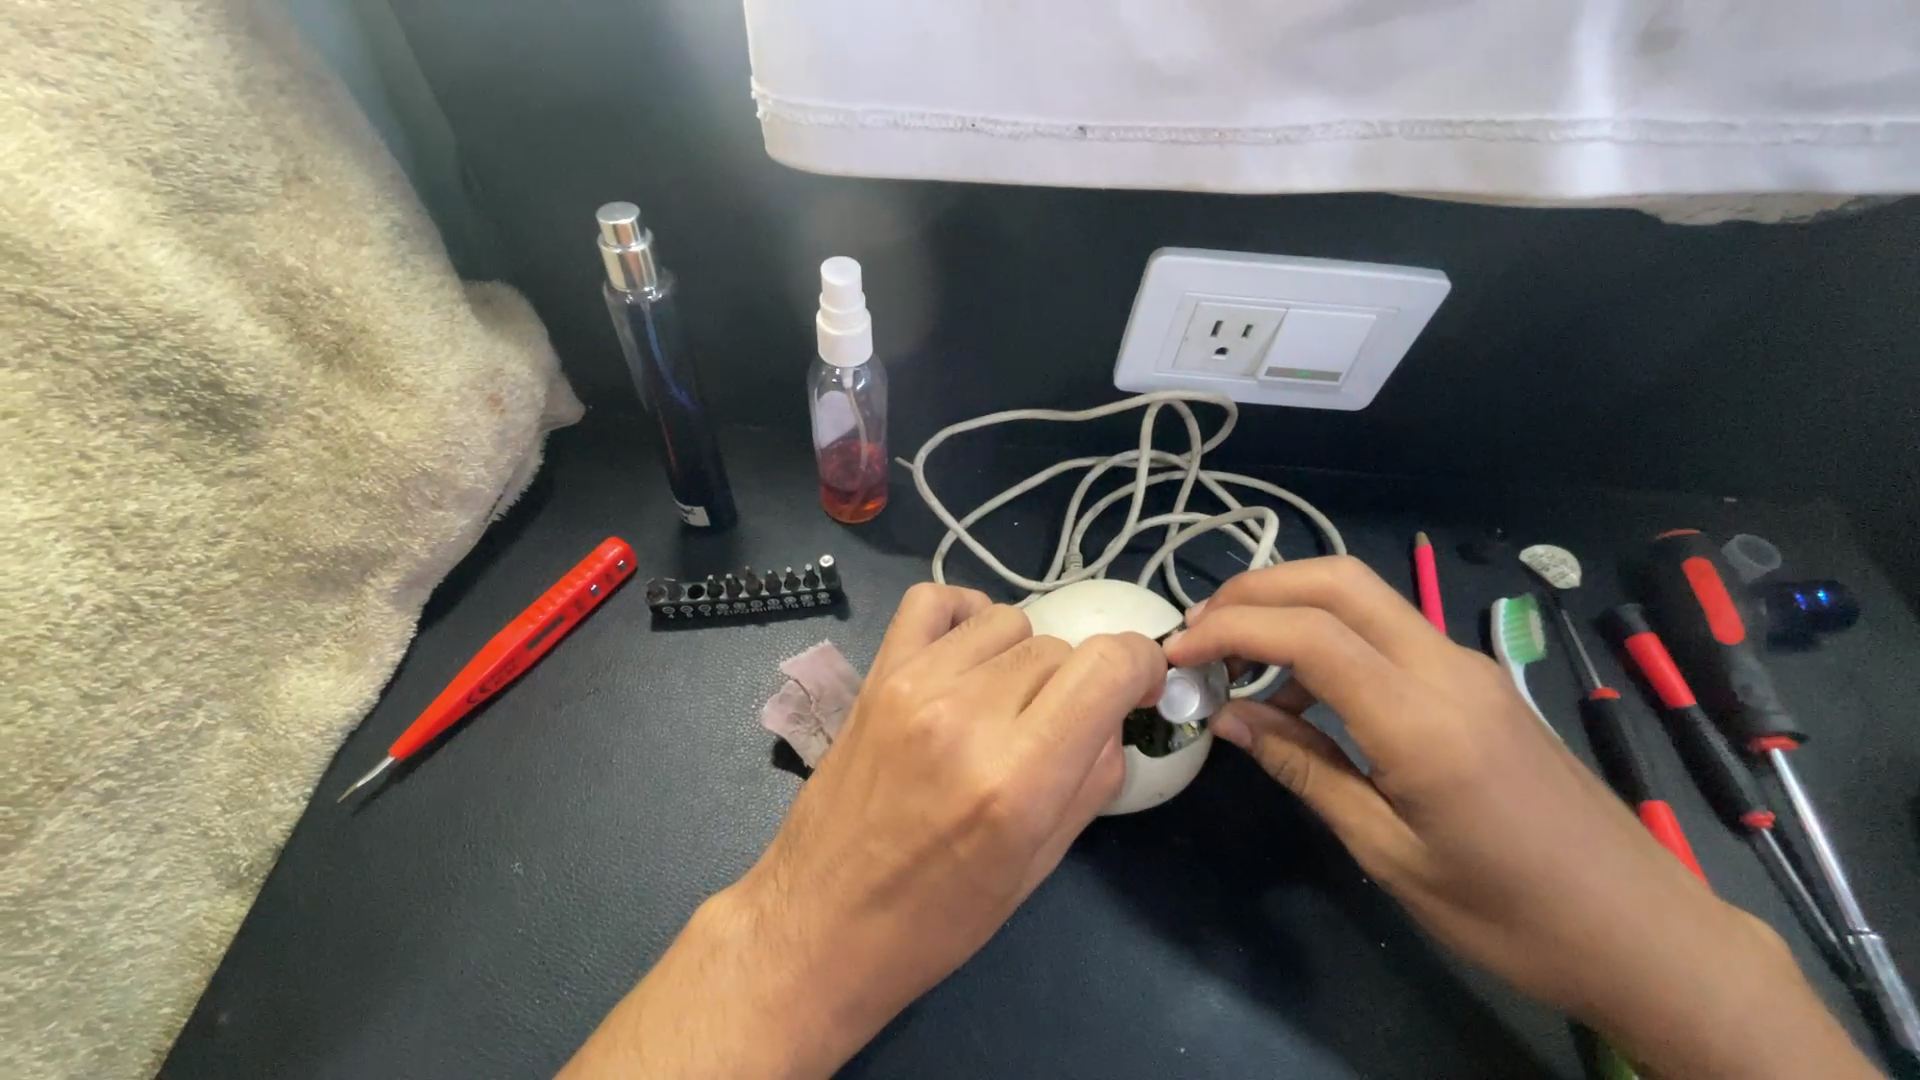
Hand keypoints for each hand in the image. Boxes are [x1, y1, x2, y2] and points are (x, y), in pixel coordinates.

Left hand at [561, 584, 1165, 1079]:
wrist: (820, 922)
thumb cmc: (939, 917)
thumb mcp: (1041, 865)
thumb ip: (1093, 777)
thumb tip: (1112, 714)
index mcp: (1021, 778)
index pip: (1110, 664)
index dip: (1141, 666)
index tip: (1135, 688)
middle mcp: (969, 715)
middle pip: (1061, 649)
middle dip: (1075, 685)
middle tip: (1052, 729)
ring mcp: (915, 685)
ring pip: (1009, 621)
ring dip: (1023, 658)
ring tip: (1003, 703)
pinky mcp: (876, 674)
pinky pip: (935, 600)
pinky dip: (965, 616)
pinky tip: (966, 657)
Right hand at [1166, 556, 1874, 1079]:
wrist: (1647, 935)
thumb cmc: (1510, 914)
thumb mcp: (1387, 852)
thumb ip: (1303, 769)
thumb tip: (1227, 718)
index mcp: (1423, 720)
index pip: (1309, 633)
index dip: (1230, 629)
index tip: (1176, 653)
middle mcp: (1446, 668)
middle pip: (1337, 580)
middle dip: (1255, 589)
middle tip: (1200, 632)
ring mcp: (1466, 666)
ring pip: (1361, 596)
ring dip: (1288, 607)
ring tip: (1234, 661)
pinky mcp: (1473, 679)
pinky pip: (1384, 632)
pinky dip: (1324, 637)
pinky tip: (1298, 692)